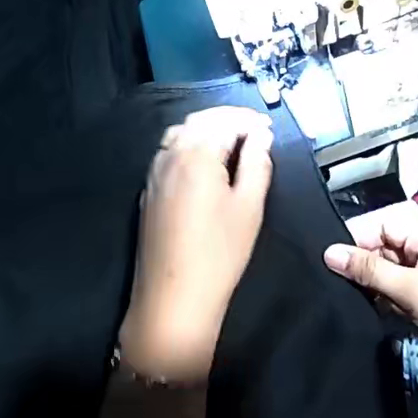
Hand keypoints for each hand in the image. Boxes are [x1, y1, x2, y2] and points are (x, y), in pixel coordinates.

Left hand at [121, 106, 274, 383]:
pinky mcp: (148, 189)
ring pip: (180, 133)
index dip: (250, 121)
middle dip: (228, 120)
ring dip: (206, 129)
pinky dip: (188, 144)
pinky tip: (204, 161)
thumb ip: (257, 164)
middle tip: (254, 131)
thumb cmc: (219, 253)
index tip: (269, 128)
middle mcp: (170, 154)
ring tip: (232, 142)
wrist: (172, 297)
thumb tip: (261, 137)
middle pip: (199, 121)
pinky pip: (168, 152)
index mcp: (196, 154)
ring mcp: (154, 172)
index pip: (225, 121)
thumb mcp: (249, 207)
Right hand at [324, 202, 417, 385]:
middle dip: (366, 267)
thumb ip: (369, 271)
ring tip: (355, 302)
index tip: (331, 264)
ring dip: (378, 289)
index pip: (386, 226)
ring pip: (395, 275)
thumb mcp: (413, 291)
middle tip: (340, 288)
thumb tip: (329, 252)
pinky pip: (406, 295)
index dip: (358, 242)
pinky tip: (377, 315)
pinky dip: (392, 304)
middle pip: (389, 249)